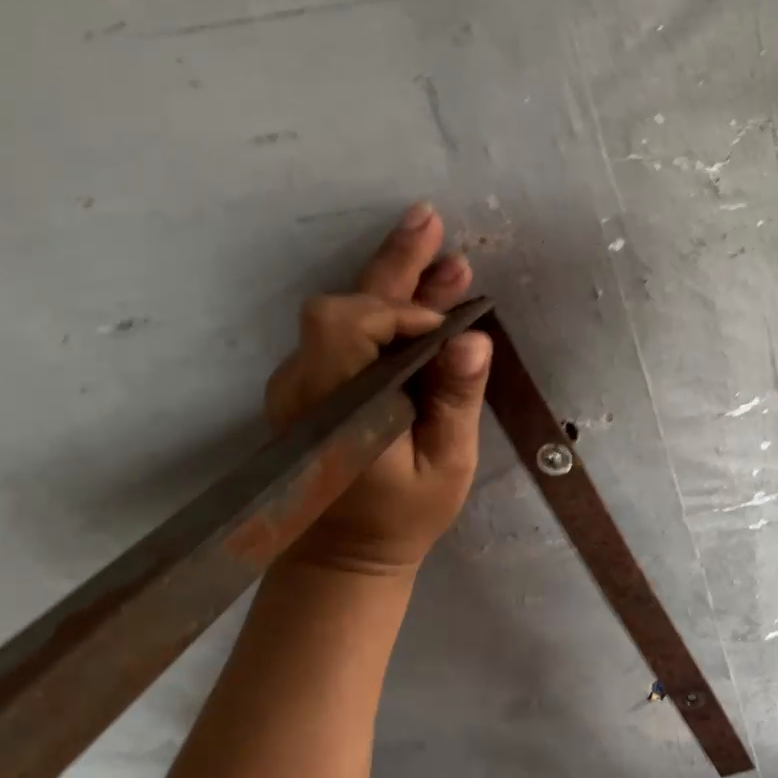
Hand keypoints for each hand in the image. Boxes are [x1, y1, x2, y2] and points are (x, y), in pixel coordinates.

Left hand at [265, 201, 492, 575]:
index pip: (350, 324)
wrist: (344, 556)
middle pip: (345, 305)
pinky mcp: (316, 386)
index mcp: (335, 405)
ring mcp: (305, 383)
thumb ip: (454, 401)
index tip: (450, 324)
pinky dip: (389, 314)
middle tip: (431, 222)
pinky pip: (351, 337)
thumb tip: (473, 340)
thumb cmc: (401, 518)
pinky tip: (427, 300)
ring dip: (397, 284)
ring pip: (348, 315)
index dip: (400, 310)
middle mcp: (307, 383)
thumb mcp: (444, 466)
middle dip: (394, 265)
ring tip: (443, 253)